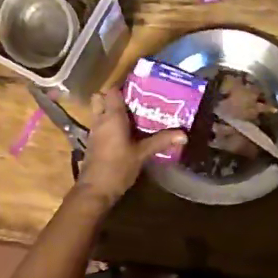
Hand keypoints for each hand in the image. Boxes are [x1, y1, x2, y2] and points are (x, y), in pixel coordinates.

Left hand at [73, 89, 184, 206]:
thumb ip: (161, 141)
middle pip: (100, 98)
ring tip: (133, 116)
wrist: (95, 190)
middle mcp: (100, 120)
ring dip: (111, 111)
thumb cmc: (118, 167)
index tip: (139, 88)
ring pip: (99, 112)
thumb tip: (184, 134)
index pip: (112, 91)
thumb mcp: (142, 154)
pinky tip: (125, 133)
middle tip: (133, 102)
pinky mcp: (92, 143)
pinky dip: (109, 124)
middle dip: (113, 97)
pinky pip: (100, 125)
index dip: (123, 87)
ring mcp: (94, 132)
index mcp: (112, 117)